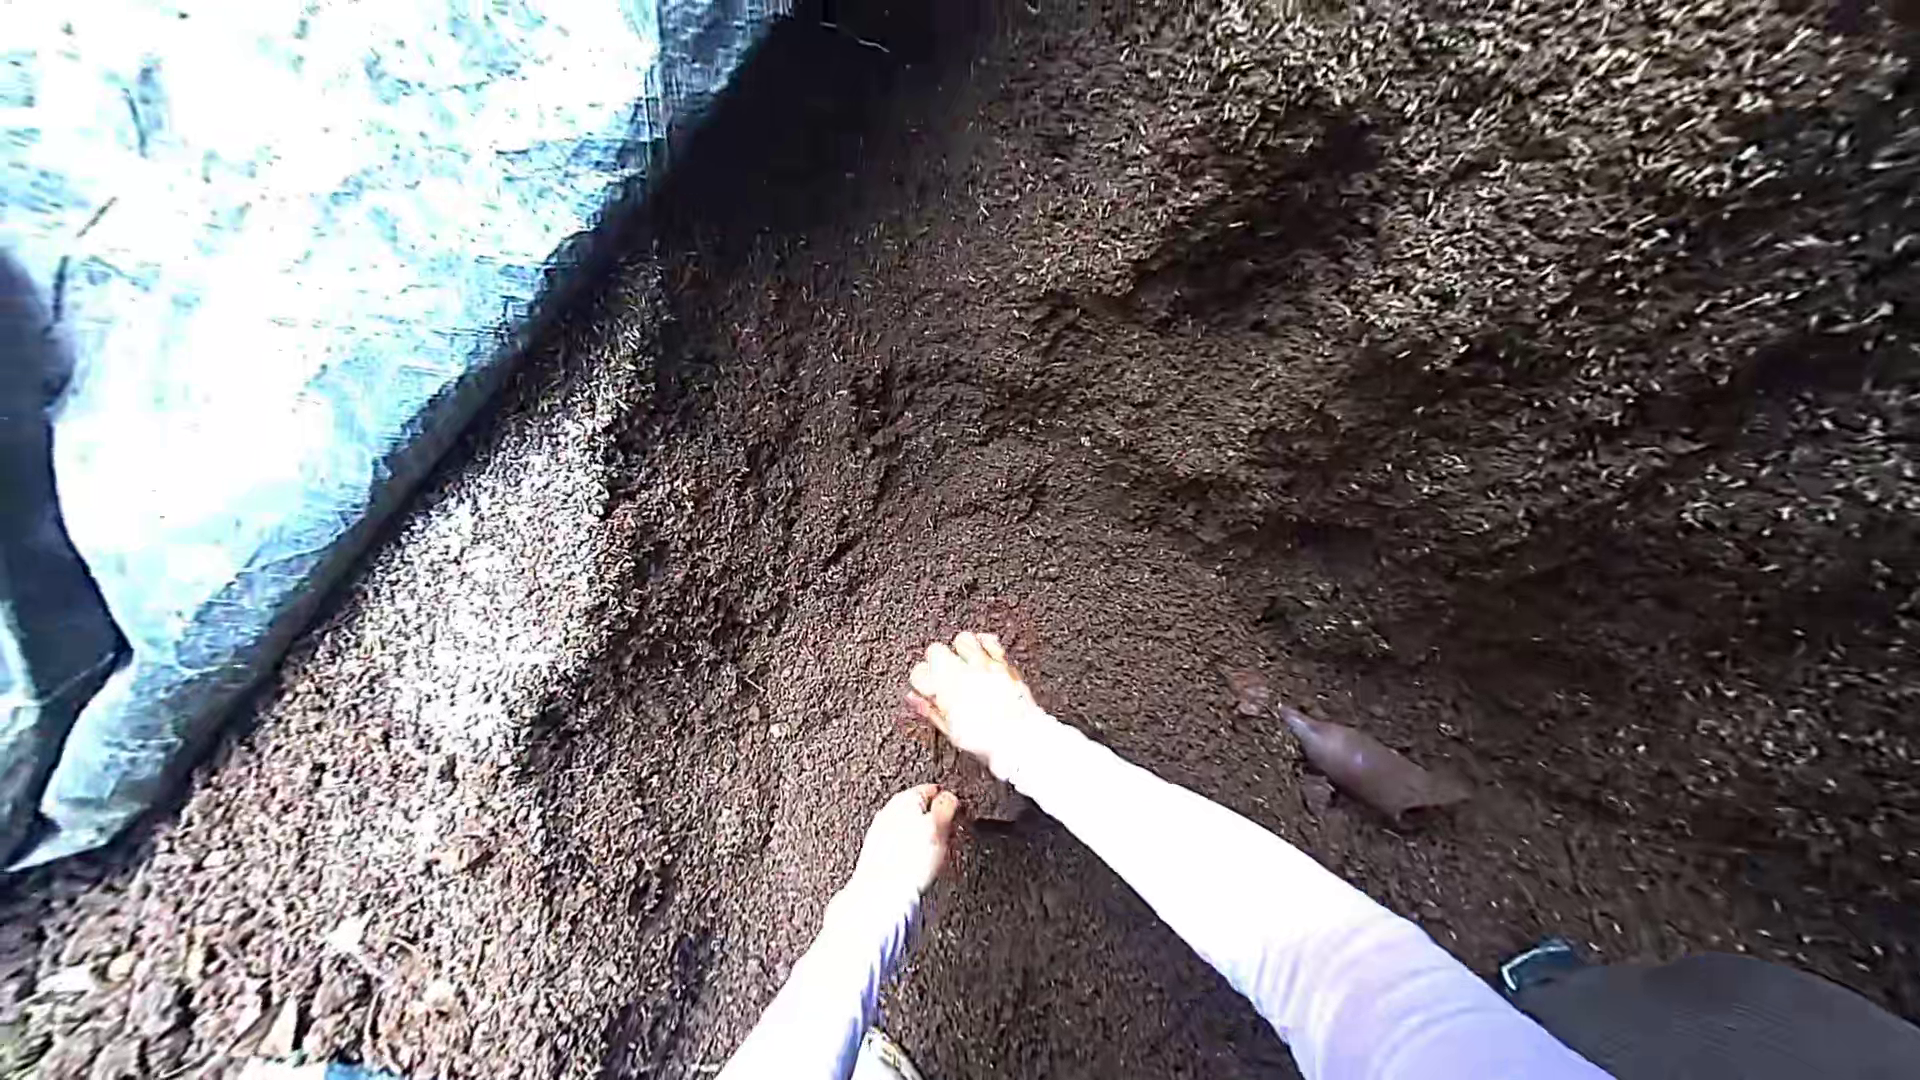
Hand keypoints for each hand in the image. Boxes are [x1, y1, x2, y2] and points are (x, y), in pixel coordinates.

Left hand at [848, 784, 960, 895]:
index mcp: (904, 798)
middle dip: (935, 822)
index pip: (931, 790)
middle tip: (949, 837)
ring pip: (909, 831)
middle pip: (919, 810)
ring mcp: (881, 834)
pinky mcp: (877, 856)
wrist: (880, 896)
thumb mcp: (939, 826)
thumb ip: (947, 805)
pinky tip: (917, 868)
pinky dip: (911, 855)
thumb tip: (951, 797)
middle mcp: (889, 812)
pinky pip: (901, 850)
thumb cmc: (908, 862)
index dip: (948, 802)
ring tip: (935, 856)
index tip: (957, 814)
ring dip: (923, 839)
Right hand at [907, 631, 1046, 776]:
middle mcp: (963, 674)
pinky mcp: (1002, 662)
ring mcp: (984, 665)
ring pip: (962, 639)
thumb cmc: (988, 742)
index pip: (919, 672)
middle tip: (941, 672)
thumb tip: (915, 699)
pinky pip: (989, 640)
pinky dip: (983, 642)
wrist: (1021, 739)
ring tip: (962, 661)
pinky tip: (981, 652)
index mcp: (946, 691)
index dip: (920, 679)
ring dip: (958, 649)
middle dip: (935, 660)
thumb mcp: (952, 733)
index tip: (925, 685)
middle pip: (935, 650)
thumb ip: (930, 711)